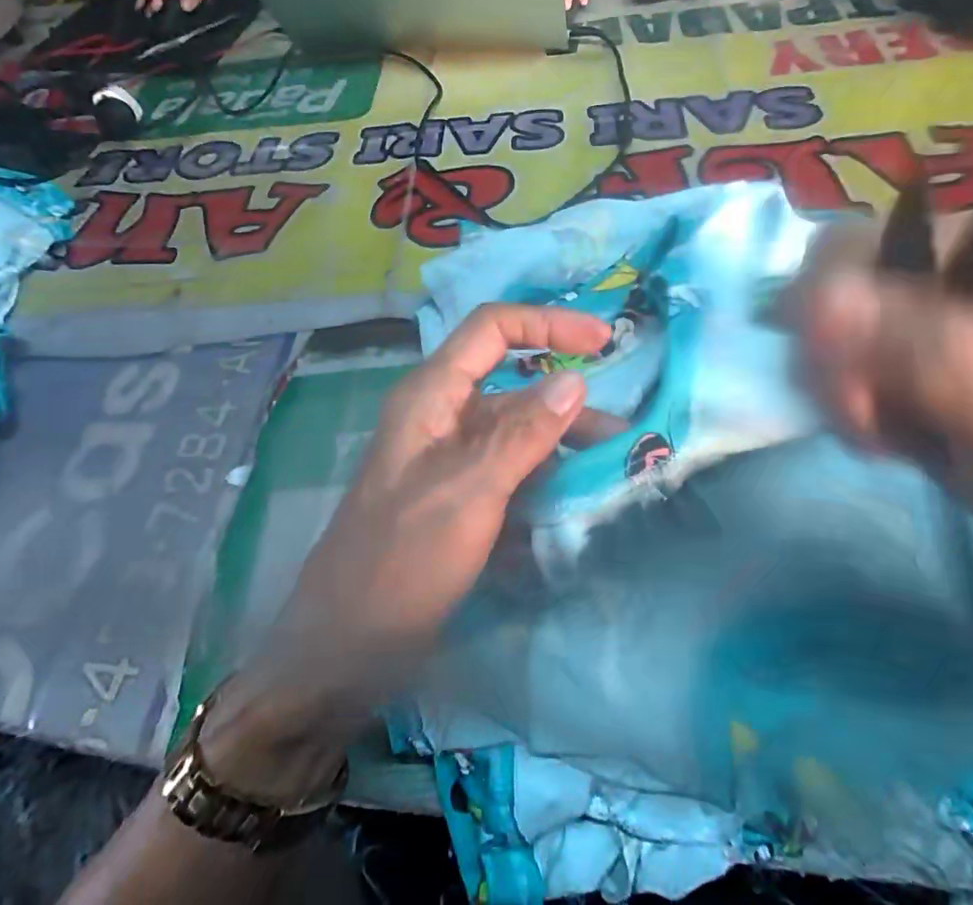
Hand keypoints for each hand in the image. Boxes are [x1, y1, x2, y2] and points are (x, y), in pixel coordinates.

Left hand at [240, 306, 605, 714]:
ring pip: (515, 435)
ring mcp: (447, 464)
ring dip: (563, 448)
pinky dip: (543, 481)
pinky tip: (579, 506)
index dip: (548, 325)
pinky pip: (509, 475)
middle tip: (629, 437)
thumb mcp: (466, 494)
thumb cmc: (399, 565)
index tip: (607, 344)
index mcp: (429, 399)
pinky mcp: (456, 503)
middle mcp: (438, 420)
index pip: (490, 330)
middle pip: (512, 386)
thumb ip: (520, 435)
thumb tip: (574, 379)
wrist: (343, 648)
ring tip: (617, 474)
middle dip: (569, 402)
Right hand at [785, 211, 972, 570]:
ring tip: (892, 440)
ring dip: (842, 391)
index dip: (827, 317)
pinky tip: (894, 437)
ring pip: (833, 329)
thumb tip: (824, 294)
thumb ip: (933, 352)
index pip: (858, 248)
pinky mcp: (932, 344)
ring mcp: (952, 302)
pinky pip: (850, 358)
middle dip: (837, 365)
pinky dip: (855, 402)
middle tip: (875, 429)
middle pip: (837, 289)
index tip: (854, 396)